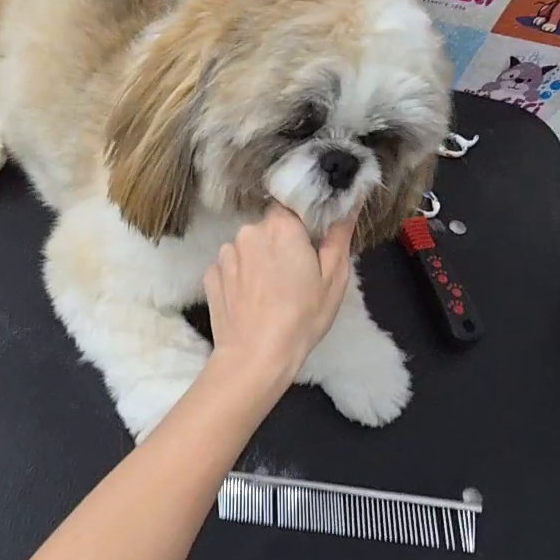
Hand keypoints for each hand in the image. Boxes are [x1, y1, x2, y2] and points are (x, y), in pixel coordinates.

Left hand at [203, 203, 355, 390]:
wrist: (255, 357)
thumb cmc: (301, 319)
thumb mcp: (333, 279)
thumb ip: (339, 235)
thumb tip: (349, 201)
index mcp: (281, 226)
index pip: (291, 206)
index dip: (301, 223)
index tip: (310, 242)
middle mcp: (248, 232)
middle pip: (268, 228)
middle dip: (280, 244)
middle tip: (294, 275)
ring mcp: (225, 254)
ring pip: (247, 247)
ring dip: (258, 260)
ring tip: (270, 292)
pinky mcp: (210, 276)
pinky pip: (230, 267)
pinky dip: (239, 277)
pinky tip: (251, 300)